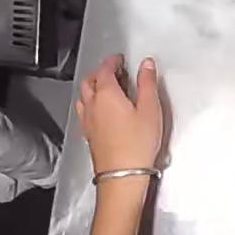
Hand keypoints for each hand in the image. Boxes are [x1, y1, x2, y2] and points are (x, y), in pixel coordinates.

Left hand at [78, 54, 164, 174]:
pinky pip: (84, 111)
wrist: (122, 175)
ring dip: (93, 87)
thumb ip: (147, 83)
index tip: (119, 59)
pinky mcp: (88, 135)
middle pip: (90, 81)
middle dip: (101, 72)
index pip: (105, 69)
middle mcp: (92, 105)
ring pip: (84, 96)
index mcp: (107, 94)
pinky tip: (100, 110)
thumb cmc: (137, 143)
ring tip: (106, 88)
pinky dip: (90, 103)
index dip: (112, 61)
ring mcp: (88, 121)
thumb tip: (146, 64)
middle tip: (114, 71)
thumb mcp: (150, 109)